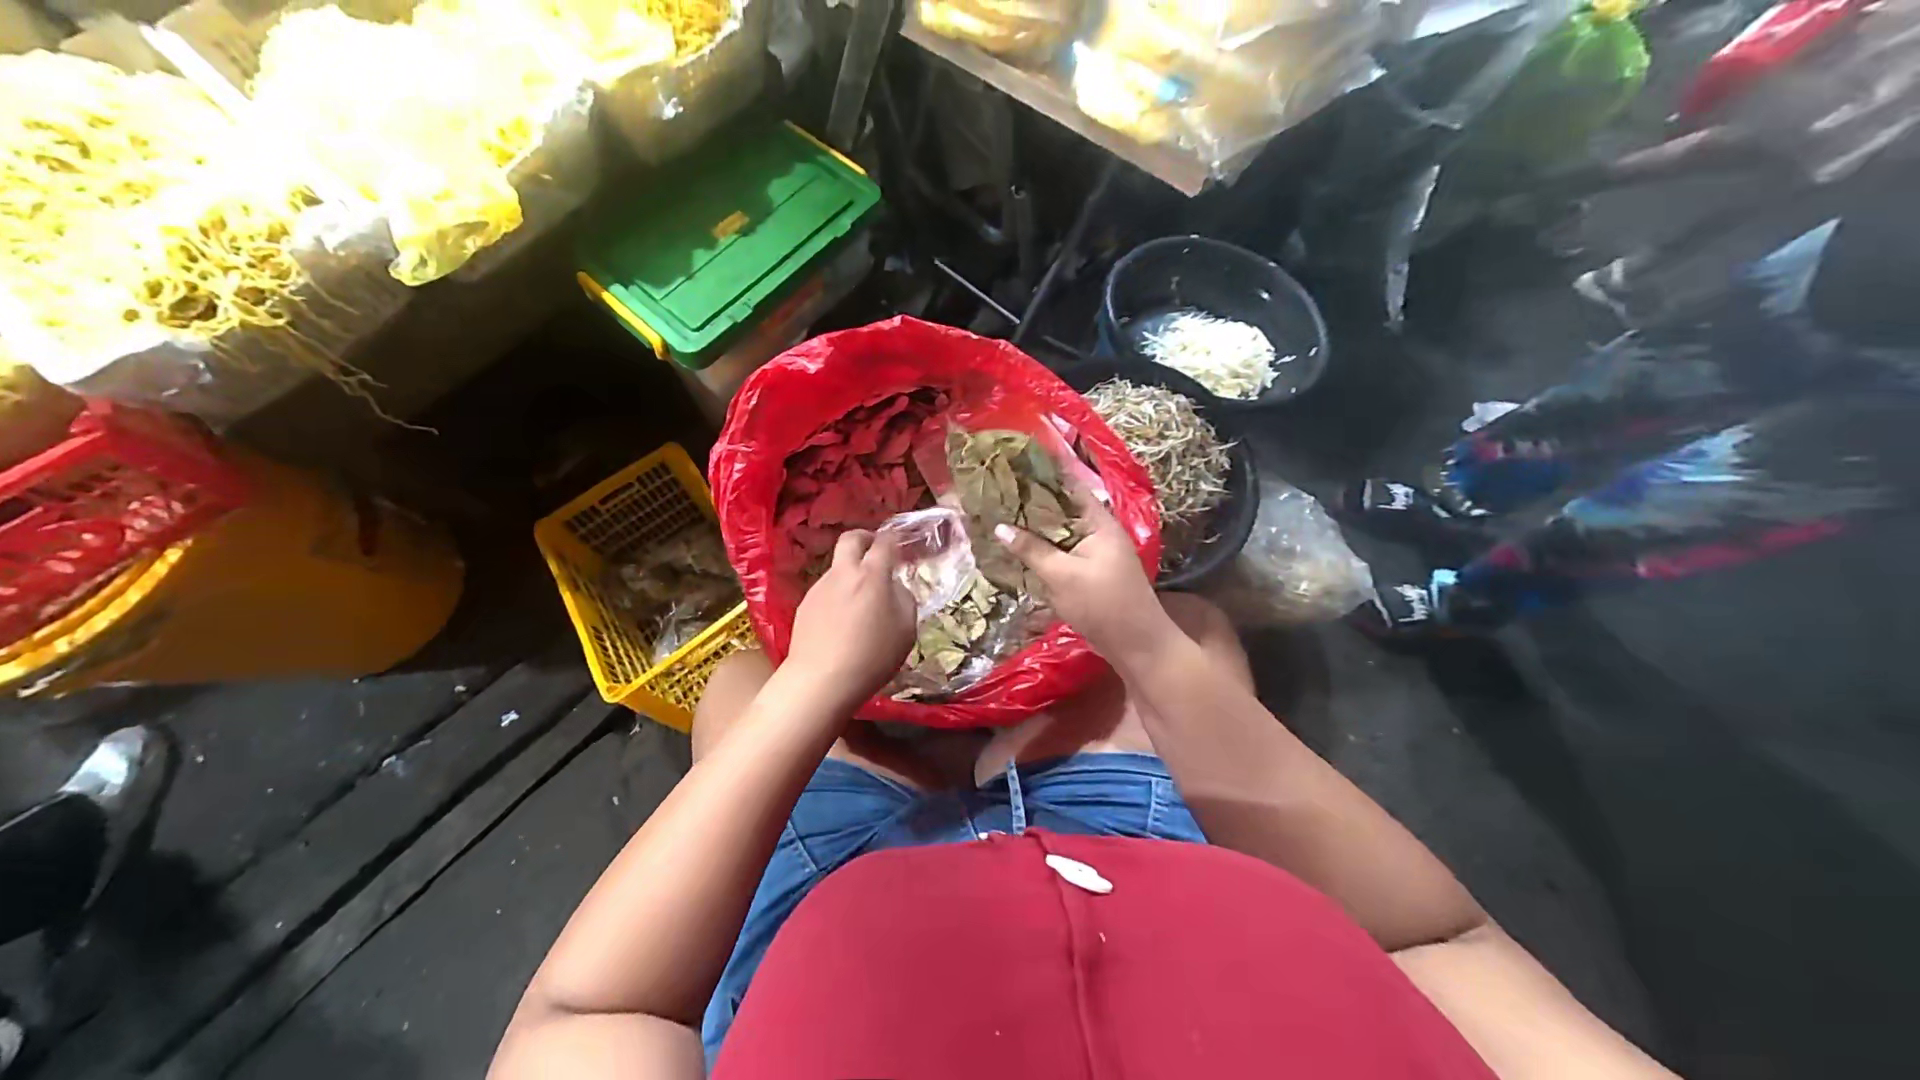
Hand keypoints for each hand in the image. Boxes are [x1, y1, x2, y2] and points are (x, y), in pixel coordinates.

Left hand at [785, 530, 916, 705]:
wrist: (822, 680)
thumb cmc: (872, 656)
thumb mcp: (906, 630)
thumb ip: (904, 599)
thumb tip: (893, 587)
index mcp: (872, 575)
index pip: (884, 543)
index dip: (893, 540)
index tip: (899, 547)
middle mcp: (843, 573)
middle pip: (850, 539)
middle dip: (865, 538)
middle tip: (875, 550)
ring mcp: (820, 587)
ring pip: (837, 567)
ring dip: (850, 572)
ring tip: (861, 600)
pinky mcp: (805, 604)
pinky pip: (826, 590)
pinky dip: (838, 594)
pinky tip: (842, 620)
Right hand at [994, 484, 1176, 665]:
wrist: (1137, 645)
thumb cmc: (1102, 604)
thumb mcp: (1062, 576)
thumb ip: (1032, 550)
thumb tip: (1000, 527)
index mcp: (1100, 523)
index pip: (1070, 488)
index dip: (1043, 477)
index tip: (1014, 468)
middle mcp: (1100, 533)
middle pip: (1063, 511)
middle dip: (1032, 505)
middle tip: (998, 495)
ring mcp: (1096, 554)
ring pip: (1060, 534)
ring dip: (1036, 530)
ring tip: (1001, 517)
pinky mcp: (1091, 574)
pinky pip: (1063, 554)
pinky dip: (1043, 551)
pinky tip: (1019, 550)